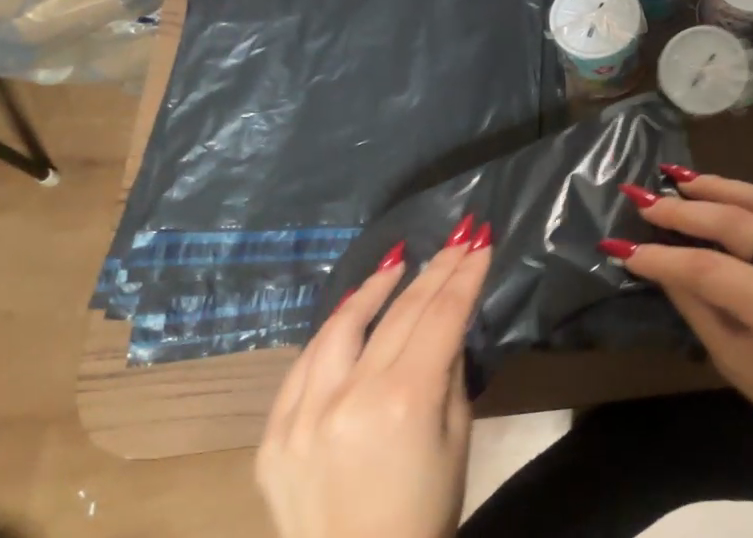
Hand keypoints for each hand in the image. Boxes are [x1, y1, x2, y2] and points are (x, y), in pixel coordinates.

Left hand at [258, 222, 492, 537]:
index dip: (464, 276)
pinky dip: (331, 333)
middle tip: (456, 241)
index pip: (440, 316)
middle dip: (433, 272)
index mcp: (404, 401)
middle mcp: (348, 397)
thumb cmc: (427, 511)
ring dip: (373, 290)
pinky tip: (350, 315)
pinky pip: (303, 367)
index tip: (480, 243)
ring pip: (340, 329)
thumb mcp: (458, 438)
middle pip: (398, 315)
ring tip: (398, 263)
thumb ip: (451, 373)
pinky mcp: (272, 434)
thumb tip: (447, 325)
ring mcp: (301, 414)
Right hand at [604, 170, 752, 456]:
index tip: (620, 246)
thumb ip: (696, 307)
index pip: (705, 268)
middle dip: (683, 209)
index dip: (660, 257)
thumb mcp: (734, 360)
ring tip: (677, 178)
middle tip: (642, 199)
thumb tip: (659, 267)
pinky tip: (717, 193)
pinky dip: (744, 197)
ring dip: (717, 186)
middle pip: (733, 221)